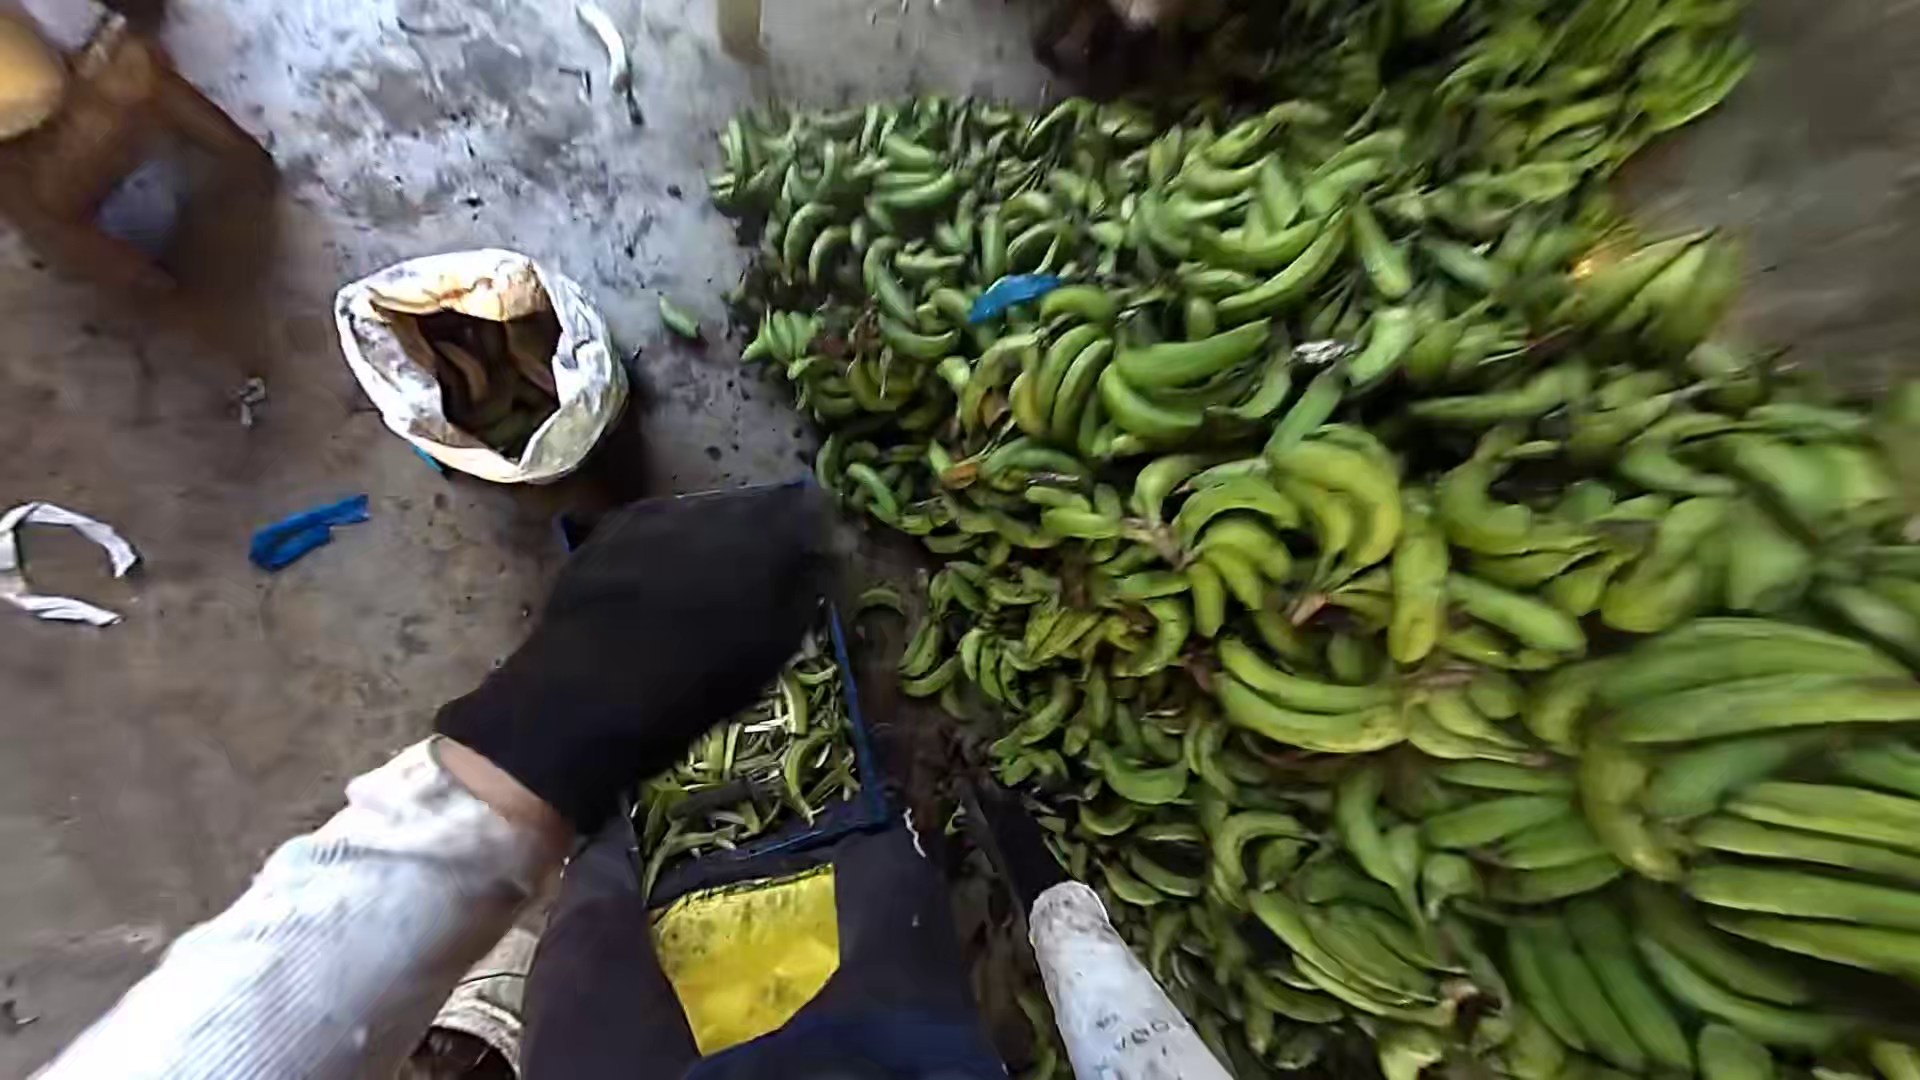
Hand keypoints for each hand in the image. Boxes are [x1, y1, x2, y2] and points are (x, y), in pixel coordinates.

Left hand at [435, 484, 830, 830]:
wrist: (584, 699)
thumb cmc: (692, 687)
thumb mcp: (768, 650)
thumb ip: (799, 596)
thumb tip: (816, 564)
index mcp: (760, 546)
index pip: (802, 513)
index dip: (813, 525)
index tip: (817, 541)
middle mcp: (713, 516)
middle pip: (758, 503)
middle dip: (773, 521)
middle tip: (773, 549)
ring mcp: (661, 516)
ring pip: (712, 505)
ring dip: (728, 523)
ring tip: (724, 554)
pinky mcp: (617, 526)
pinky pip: (666, 515)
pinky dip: (682, 531)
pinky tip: (676, 556)